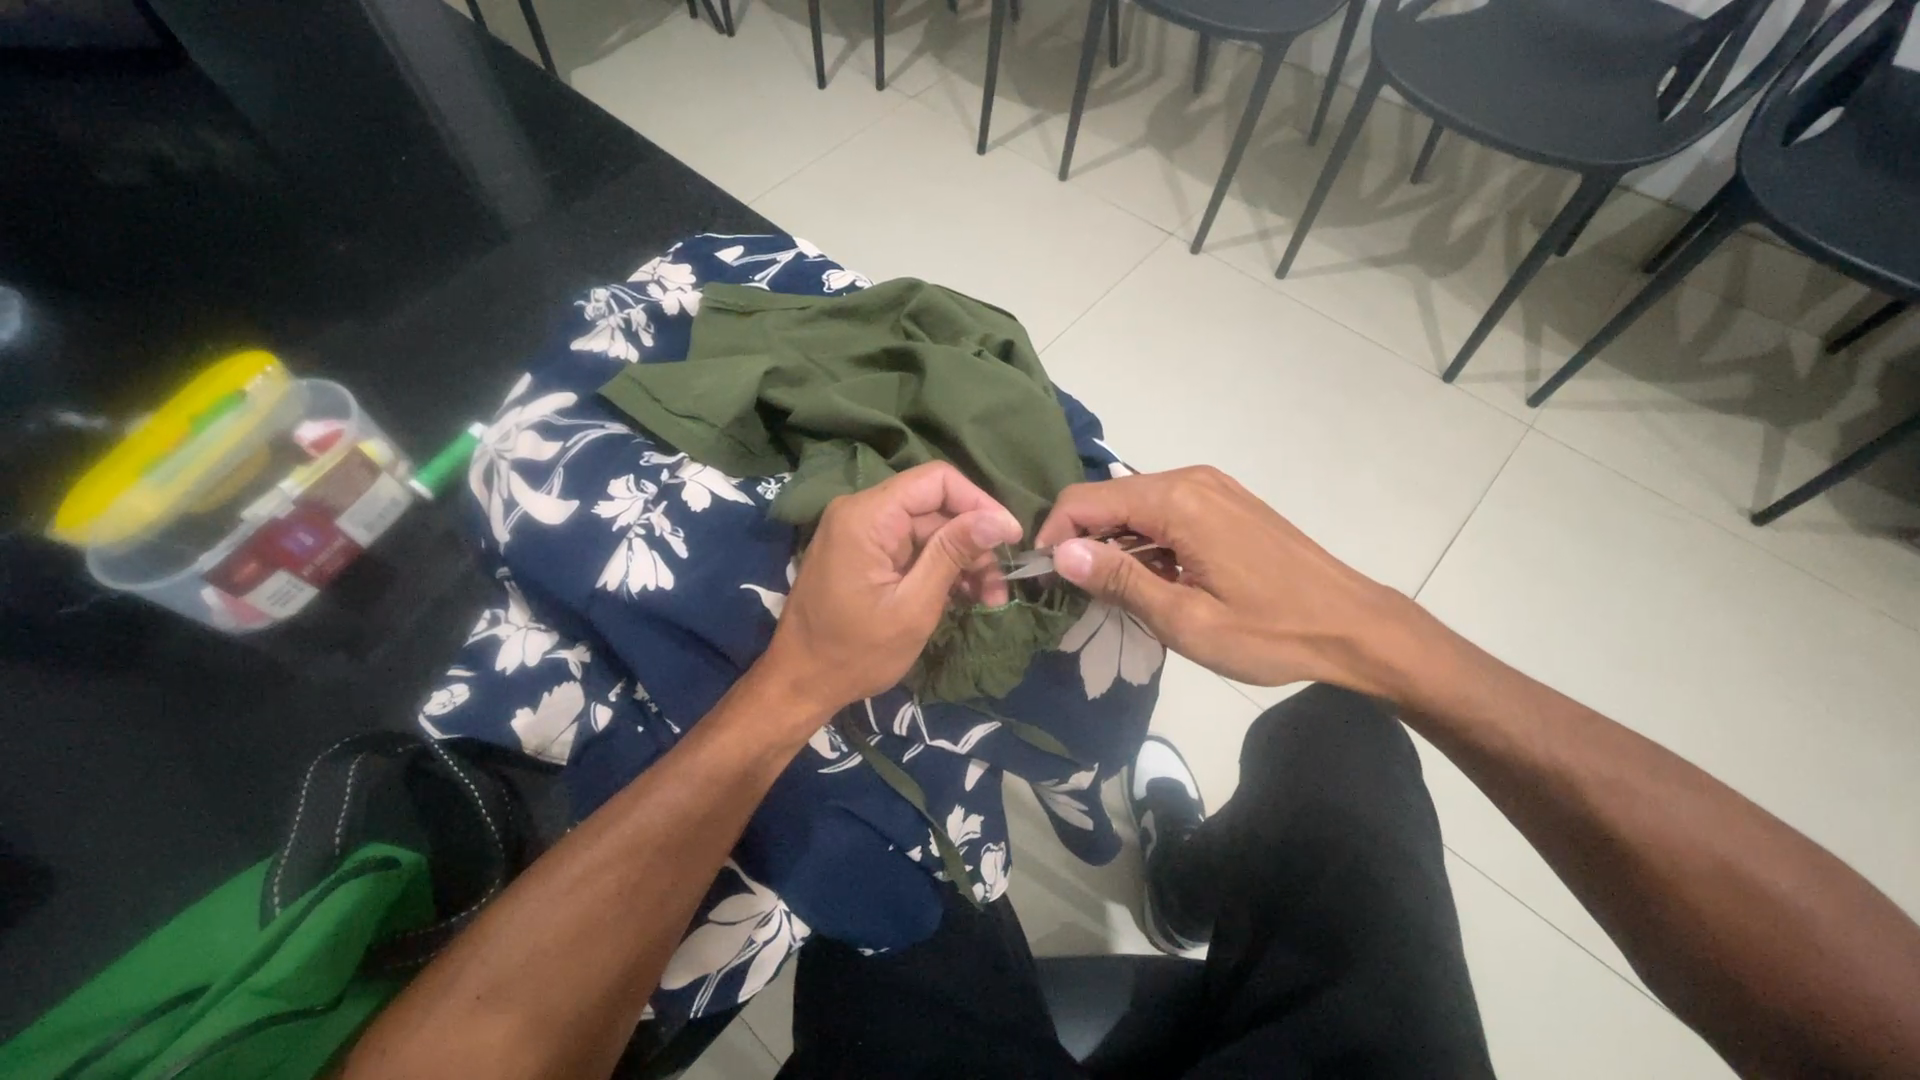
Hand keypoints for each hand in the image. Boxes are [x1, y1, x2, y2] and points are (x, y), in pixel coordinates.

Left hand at [761, 462, 1022, 716]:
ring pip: (928, 529)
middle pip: (935, 506)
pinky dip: (940, 568)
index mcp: (867, 516)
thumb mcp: (914, 607)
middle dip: (974, 541)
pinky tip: (965, 596)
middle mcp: (861, 512)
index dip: (980, 503)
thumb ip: (953, 554)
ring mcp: (861, 532)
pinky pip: (912, 547)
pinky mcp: (865, 553)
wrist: (801, 683)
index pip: (937, 480)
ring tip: (989, 599)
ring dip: (962, 559)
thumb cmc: (855, 652)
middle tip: (1002, 585)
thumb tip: (1001, 520)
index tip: (1011, 537)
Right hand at [1034, 466, 1424, 694]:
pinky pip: (1165, 511)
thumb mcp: (1186, 620)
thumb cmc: (1269, 631)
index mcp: (1176, 500)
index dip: (1054, 537)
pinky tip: (1161, 580)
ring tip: (1123, 596)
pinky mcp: (1226, 502)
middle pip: (1108, 499)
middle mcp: (1190, 479)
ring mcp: (1212, 487)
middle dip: (1083, 542)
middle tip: (1082, 595)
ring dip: (1116, 545)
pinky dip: (1147, 541)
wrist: (1354, 626)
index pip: (1084, 501)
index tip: (1047, 581)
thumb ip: (1120, 581)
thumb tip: (1059, 553)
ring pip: (1135, 506)